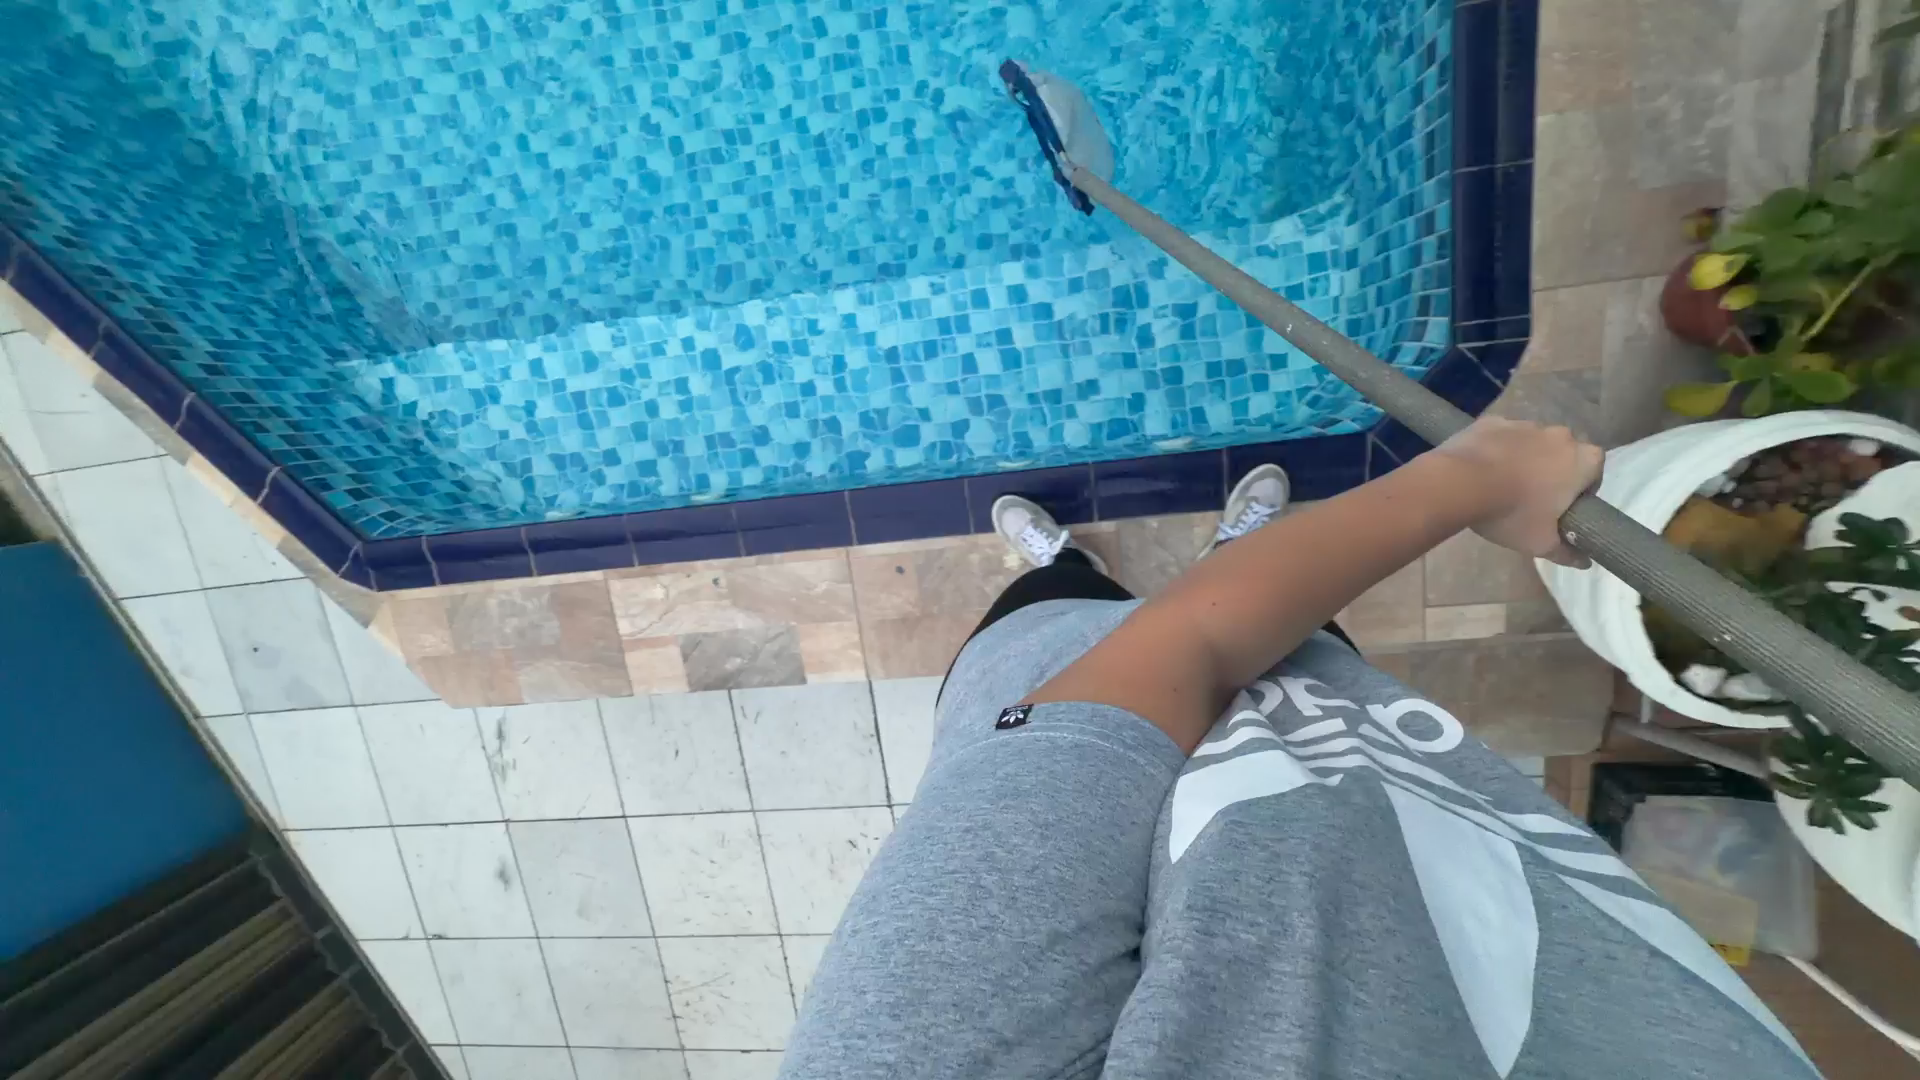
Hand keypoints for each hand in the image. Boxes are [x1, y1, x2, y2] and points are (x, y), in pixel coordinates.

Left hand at [1433, 417, 1603, 567]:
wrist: (1458, 483)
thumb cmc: (1510, 513)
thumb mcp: (1541, 542)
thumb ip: (1567, 551)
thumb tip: (1584, 561)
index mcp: (1586, 459)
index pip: (1591, 476)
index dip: (1576, 493)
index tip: (1555, 509)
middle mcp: (1561, 434)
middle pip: (1560, 456)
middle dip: (1548, 473)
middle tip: (1524, 497)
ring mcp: (1524, 423)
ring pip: (1528, 443)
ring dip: (1518, 459)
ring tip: (1495, 483)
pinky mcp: (1490, 421)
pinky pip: (1496, 436)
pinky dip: (1491, 448)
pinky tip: (1475, 467)